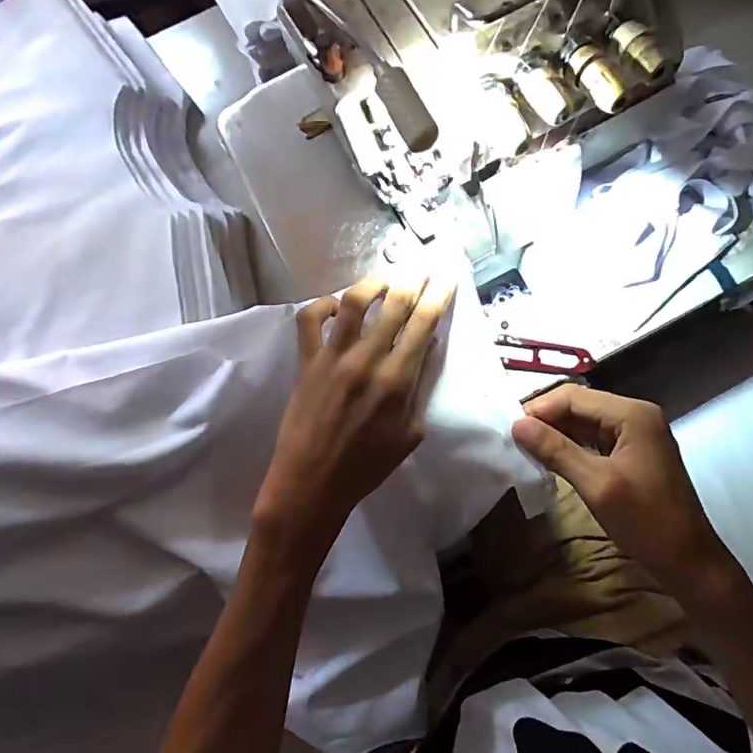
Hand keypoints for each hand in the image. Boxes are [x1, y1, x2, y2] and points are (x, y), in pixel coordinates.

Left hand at [252, 277, 455, 561]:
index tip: (446, 278)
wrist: (312, 482)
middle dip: (412, 281)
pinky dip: (321, 305)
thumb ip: (419, 389)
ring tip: (384, 280)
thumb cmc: (367, 466)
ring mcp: (332, 358)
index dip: (438, 297)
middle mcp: (366, 360)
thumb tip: (425, 348)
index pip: (422, 325)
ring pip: (352, 303)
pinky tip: (334, 305)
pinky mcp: (305, 362)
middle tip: (421, 270)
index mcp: (396, 380)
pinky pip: (309, 321)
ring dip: (371, 284)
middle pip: (393, 305)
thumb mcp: (409, 434)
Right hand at [511, 385, 735, 596]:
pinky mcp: (635, 451)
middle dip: (547, 419)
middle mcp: (636, 415)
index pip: (574, 397)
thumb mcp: (596, 485)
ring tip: (526, 449)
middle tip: (514, 440)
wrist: (688, 560)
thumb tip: (517, 425)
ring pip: (586, 422)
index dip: (540, 409)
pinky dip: (573, 446)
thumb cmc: (646, 521)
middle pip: (581, 405)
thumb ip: (556, 451)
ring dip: (558, 433)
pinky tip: (552, 458)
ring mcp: (638, 433)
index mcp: (632, 414)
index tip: (509, 428)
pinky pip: (597, 438)